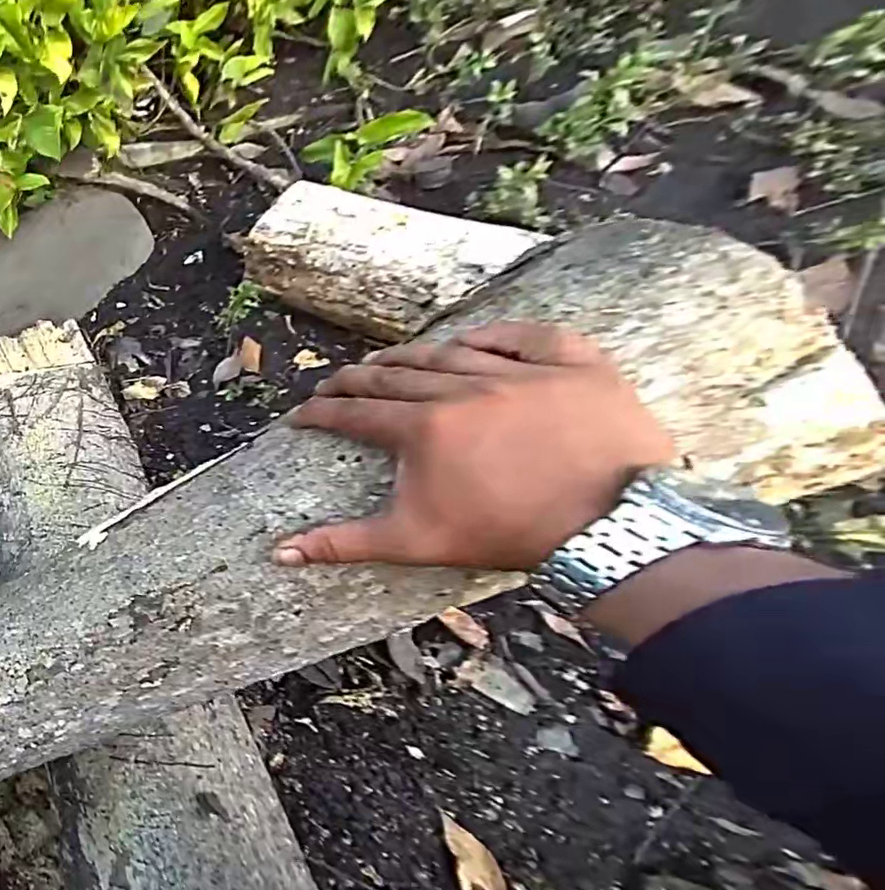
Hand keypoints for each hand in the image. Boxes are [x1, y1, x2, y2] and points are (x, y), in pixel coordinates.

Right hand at [273, 322, 675, 570]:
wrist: (612, 529)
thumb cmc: (502, 534)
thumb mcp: (410, 541)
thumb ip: (340, 543)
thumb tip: (278, 554)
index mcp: (423, 428)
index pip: (354, 412)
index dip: (320, 413)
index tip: (301, 416)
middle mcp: (464, 390)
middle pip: (392, 376)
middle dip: (352, 380)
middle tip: (331, 384)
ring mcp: (523, 374)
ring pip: (449, 352)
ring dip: (407, 356)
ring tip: (383, 361)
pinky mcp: (579, 369)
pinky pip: (530, 337)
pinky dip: (496, 335)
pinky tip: (470, 340)